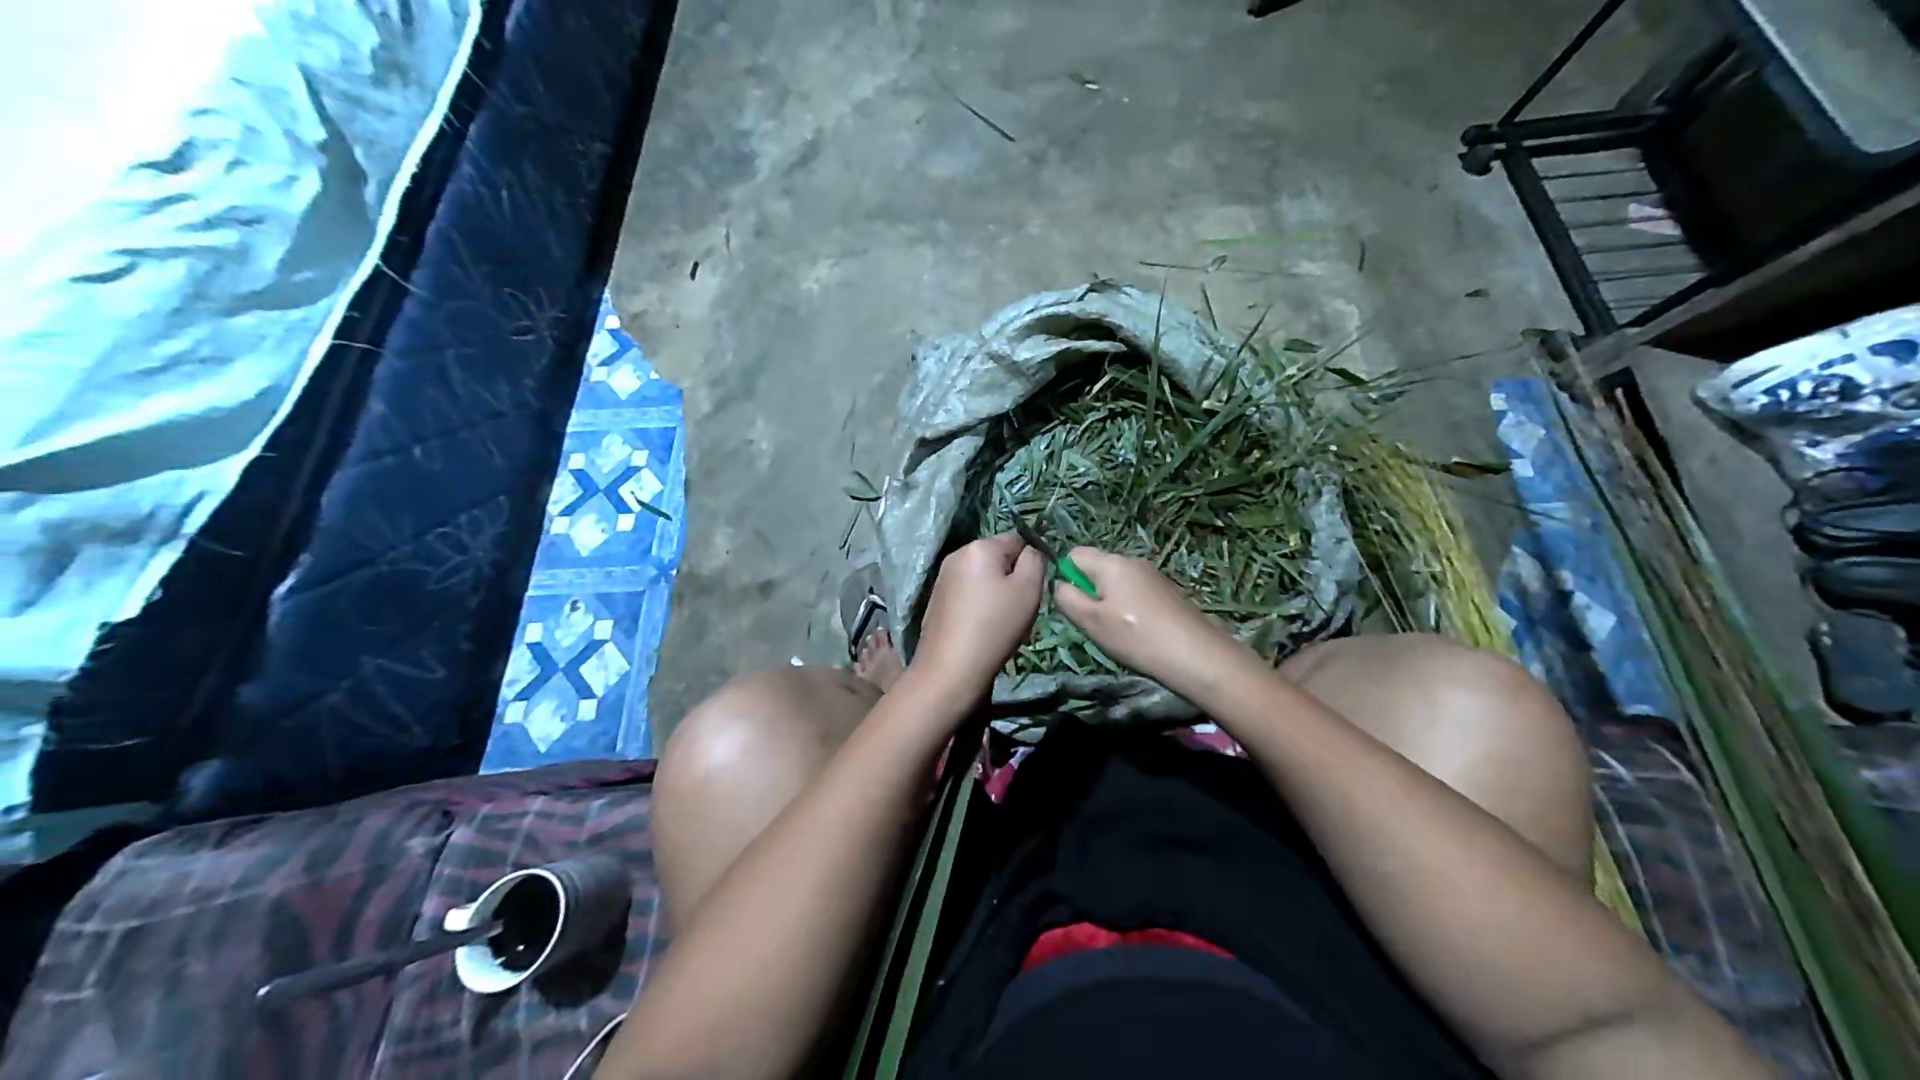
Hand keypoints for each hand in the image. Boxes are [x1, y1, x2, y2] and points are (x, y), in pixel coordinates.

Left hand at [910, 533, 1044, 700]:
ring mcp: (943, 578)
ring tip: (1003, 623)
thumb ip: (1035, 560)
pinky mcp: (937, 601)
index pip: (1018, 539)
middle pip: (998, 559)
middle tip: (1021, 609)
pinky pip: (969, 595)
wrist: (951, 669)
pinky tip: (984, 630)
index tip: (1034, 589)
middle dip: (1013, 578)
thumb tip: (1031, 551)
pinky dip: (980, 607)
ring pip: (984, 578)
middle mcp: (957, 555)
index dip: (1032, 562)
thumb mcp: (1029, 588)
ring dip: (998, 594)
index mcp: (979, 546)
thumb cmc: (995, 625)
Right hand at [1052, 548, 1240, 688]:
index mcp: (1111, 562)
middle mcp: (1132, 560)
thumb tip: (1061, 585)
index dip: (1068, 577)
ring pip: (1116, 582)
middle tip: (1096, 624)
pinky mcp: (1167, 591)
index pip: (1074, 555)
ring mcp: (1152, 574)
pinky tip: (1140, 632)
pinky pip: (1135, 592)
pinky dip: (1130, 608)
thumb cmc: (1136, 636)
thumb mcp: (1091, 621)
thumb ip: (1067, 598)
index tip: (1077, 605)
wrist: (1196, 654)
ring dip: (1110, 602)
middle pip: (1097, 568)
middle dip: (1090, 591)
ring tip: (1119, 632)